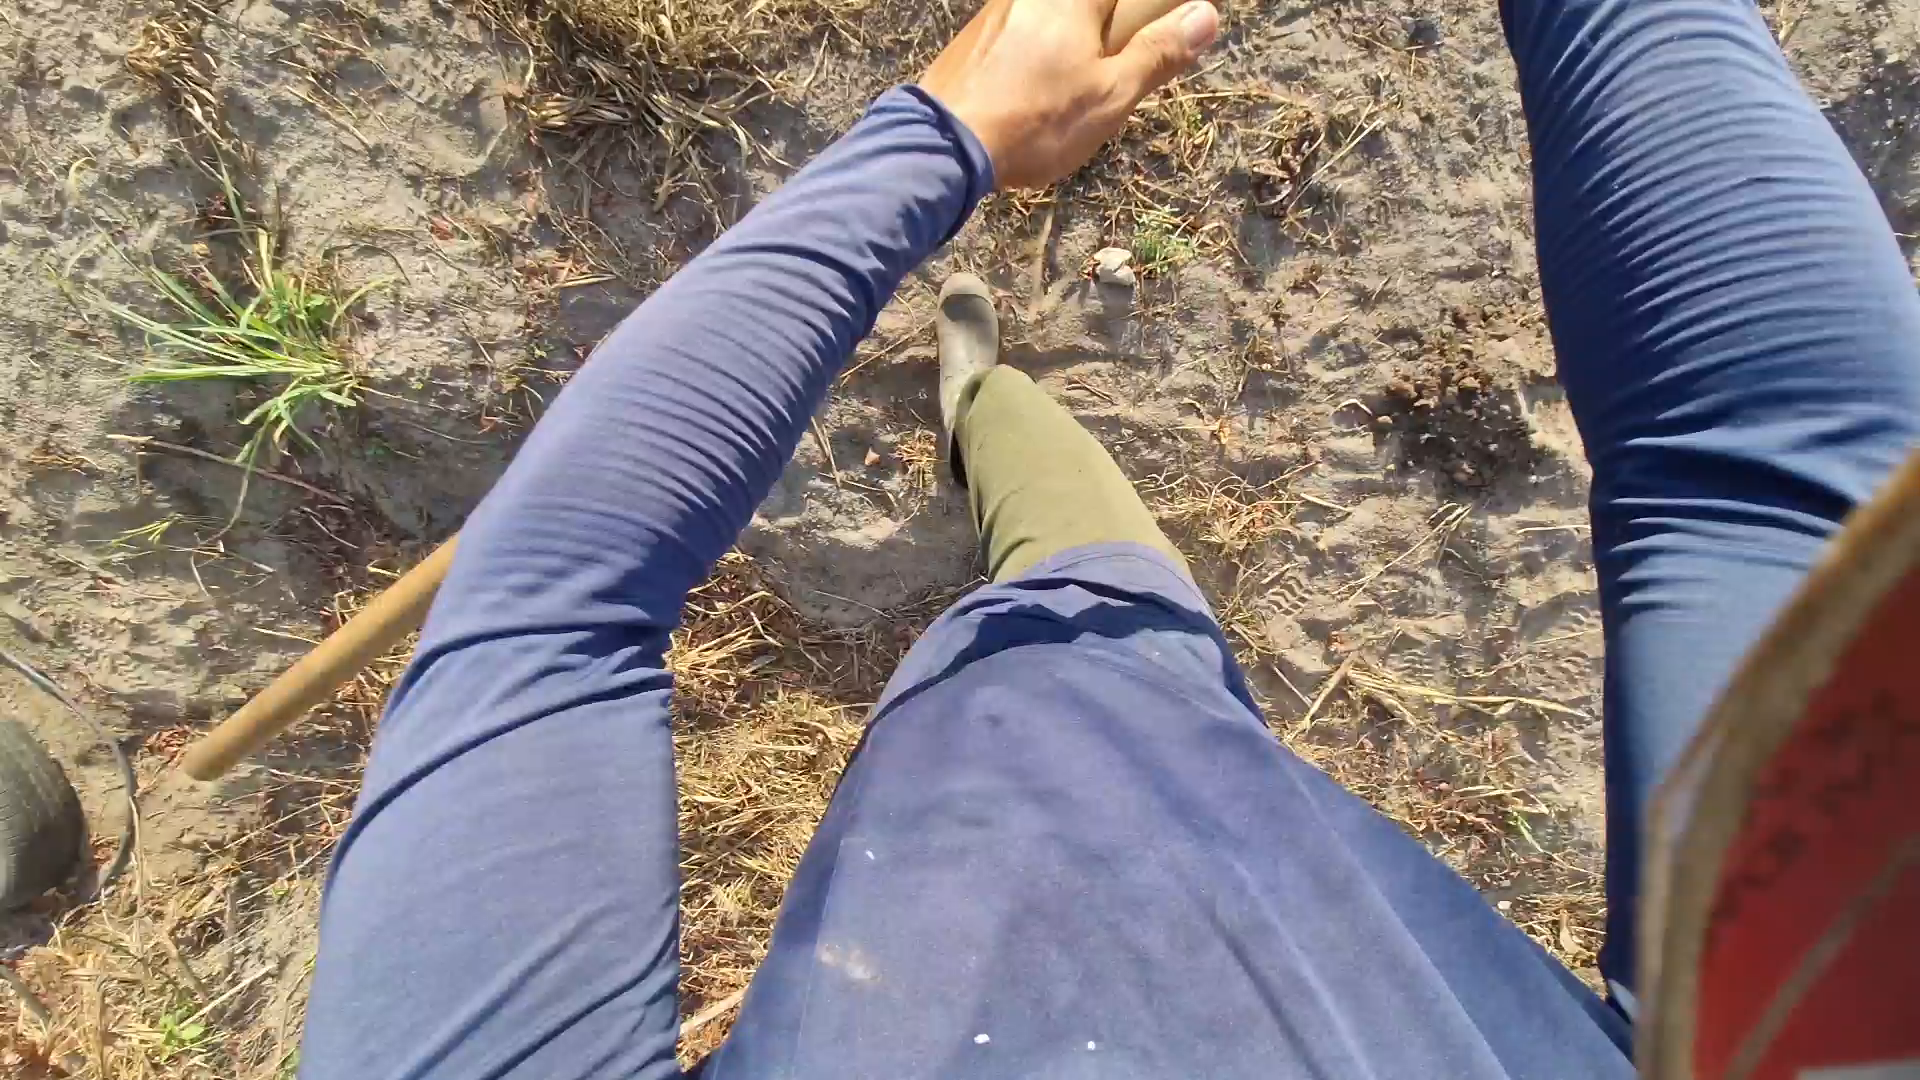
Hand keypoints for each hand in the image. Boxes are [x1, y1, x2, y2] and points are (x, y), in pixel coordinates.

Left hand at [920, 0, 1220, 188]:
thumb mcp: (1110, 96)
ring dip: (1066, 49)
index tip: (1156, 41)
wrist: (949, 145)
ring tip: (1063, 98)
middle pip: (1086, 10)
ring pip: (1048, 20)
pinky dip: (1033, 58)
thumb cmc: (1036, 122)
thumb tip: (1206, 16)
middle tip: (1108, 81)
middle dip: (1103, 37)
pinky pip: (1017, 34)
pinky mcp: (972, 37)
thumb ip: (1158, 55)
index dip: (1145, 17)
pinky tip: (1027, 98)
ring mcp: (998, 8)